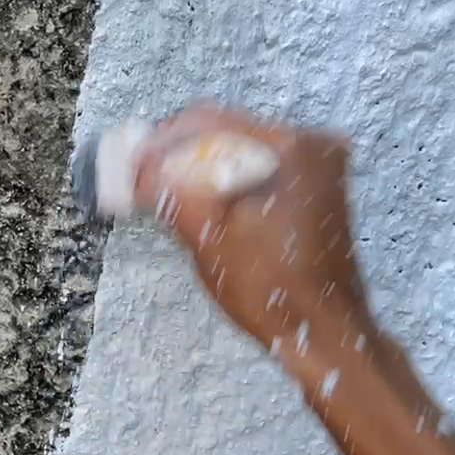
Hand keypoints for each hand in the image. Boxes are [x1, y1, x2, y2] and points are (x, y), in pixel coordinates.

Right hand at [130, 104, 372, 359]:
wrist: (323, 332)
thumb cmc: (271, 290)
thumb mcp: (206, 236)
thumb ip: (166, 191)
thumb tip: (133, 170)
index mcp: (291, 148)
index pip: (208, 121)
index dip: (160, 142)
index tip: (131, 165)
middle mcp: (312, 145)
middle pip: (225, 130)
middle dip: (177, 153)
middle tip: (141, 177)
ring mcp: (318, 166)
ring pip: (239, 149)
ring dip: (199, 166)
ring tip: (162, 189)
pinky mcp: (315, 188)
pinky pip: (257, 168)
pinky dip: (225, 179)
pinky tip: (199, 199)